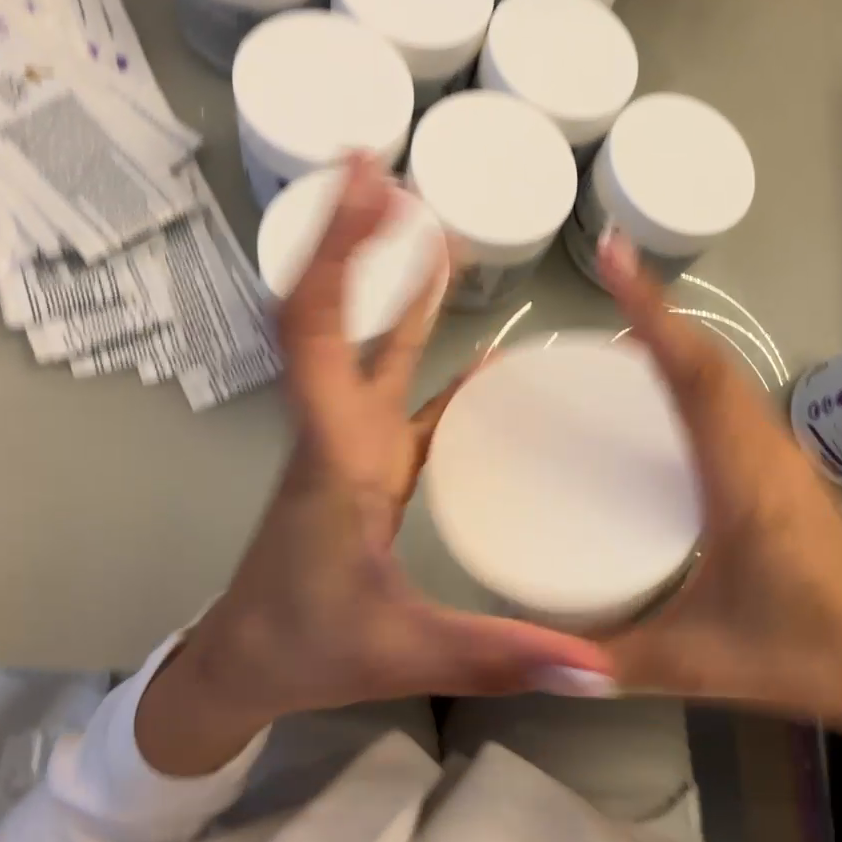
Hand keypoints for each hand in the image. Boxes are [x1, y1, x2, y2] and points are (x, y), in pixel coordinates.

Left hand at [138, 156, 610, 775]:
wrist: (243, 666)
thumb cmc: (307, 648)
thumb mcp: (403, 650)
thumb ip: (498, 654)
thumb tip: (598, 666)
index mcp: (336, 453)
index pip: (320, 332)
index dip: (341, 252)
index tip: (368, 183)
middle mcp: (335, 430)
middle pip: (330, 315)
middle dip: (355, 238)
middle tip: (392, 174)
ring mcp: (347, 442)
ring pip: (360, 344)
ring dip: (387, 280)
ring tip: (430, 222)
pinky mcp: (362, 463)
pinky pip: (394, 393)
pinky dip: (424, 356)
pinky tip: (479, 346)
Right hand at [591, 233, 841, 749]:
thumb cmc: (810, 655)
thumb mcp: (699, 663)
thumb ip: (610, 663)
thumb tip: (532, 658)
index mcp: (746, 480)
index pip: (696, 374)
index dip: (652, 311)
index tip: (613, 254)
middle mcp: (765, 450)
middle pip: (708, 360)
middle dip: (651, 317)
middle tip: (592, 302)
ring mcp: (780, 458)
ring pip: (723, 377)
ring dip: (674, 346)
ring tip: (611, 345)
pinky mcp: (782, 472)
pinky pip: (731, 403)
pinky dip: (691, 379)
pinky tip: (657, 405)